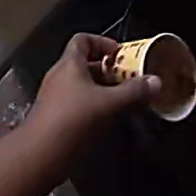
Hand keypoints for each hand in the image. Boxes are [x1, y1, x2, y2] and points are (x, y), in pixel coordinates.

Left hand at [22, 34, 157, 163]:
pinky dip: (90, 106)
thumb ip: (133, 93)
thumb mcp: (109, 105)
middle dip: (106, 70)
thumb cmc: (73, 121)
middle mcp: (59, 75)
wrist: (39, 156)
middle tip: (126, 80)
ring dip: (99, 90)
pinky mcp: (51, 118)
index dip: (102, 42)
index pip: (83, 39)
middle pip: (83, 63)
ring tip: (120, 102)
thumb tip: (156, 81)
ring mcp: (53, 97)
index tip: (120, 55)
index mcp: (69, 63)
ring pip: (80, 85)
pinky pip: (74, 103)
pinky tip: (103, 122)